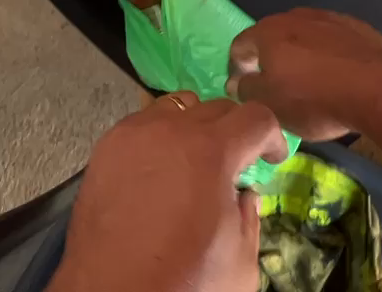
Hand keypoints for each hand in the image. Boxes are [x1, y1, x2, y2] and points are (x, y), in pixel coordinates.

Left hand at [51, 92, 287, 291]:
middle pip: (217, 107)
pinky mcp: (108, 144)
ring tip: (193, 162)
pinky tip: (158, 170)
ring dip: (195, 126)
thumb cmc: (183, 282)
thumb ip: (249, 216)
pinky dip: (160, 136)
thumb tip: (244, 193)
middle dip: (235, 132)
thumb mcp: (239, 262)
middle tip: (235, 166)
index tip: (271, 158)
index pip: (255, 116)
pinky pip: (144, 123)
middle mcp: (173, 129)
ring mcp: (136, 132)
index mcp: (211, 151)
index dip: (272, 136)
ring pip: (178, 106)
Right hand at [227, 9, 381, 139]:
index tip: (244, 89)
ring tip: (311, 82)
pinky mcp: (354, 25)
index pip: (240, 45)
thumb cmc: (314, 98)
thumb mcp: (270, 105)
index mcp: (267, 32)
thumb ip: (246, 90)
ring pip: (303, 36)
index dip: (237, 68)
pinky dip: (328, 54)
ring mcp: (326, 17)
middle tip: (277, 87)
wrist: (378, 88)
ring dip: (300, 54)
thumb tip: (235, 82)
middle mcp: (293, 17)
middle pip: (272, 37)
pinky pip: (331, 39)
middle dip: (270, 59)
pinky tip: (338, 75)